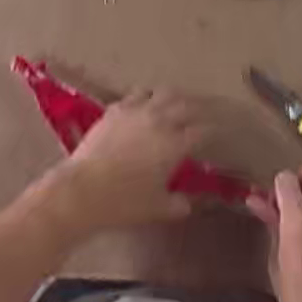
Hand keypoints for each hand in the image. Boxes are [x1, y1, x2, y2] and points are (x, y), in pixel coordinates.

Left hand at [32, 90, 203, 237]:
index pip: (201, 130)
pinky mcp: (114, 109)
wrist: (86, 187)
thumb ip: (180, 203)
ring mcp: (134, 110)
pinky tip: (144, 103)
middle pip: (183, 104)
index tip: (215, 130)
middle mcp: (158, 120)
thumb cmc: (127, 201)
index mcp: (175, 144)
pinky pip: (135, 95)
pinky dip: (145, 97)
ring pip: (159, 93)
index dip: (211, 129)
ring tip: (174, 103)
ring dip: (170, 97)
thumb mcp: (160, 208)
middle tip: (201, 112)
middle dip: (195, 108)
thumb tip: (187, 201)